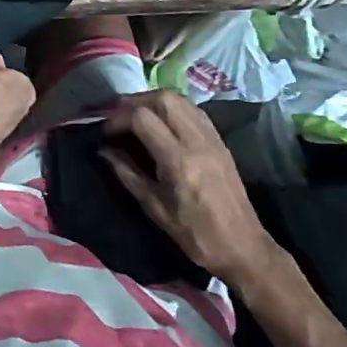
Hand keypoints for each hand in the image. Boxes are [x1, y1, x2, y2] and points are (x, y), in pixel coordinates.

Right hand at [100, 90, 283, 286]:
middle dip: (135, 101)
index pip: (143, 118)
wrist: (243, 247)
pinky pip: (193, 110)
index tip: (107, 133)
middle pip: (164, 99)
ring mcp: (213, 139)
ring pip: (180, 99)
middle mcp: (197, 143)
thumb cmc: (195, 234)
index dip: (119, 119)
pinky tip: (162, 122)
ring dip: (153, 101)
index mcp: (179, 162)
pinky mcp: (220, 142)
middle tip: (119, 116)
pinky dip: (172, 108)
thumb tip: (103, 149)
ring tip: (137, 116)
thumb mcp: (154, 207)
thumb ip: (126, 173)